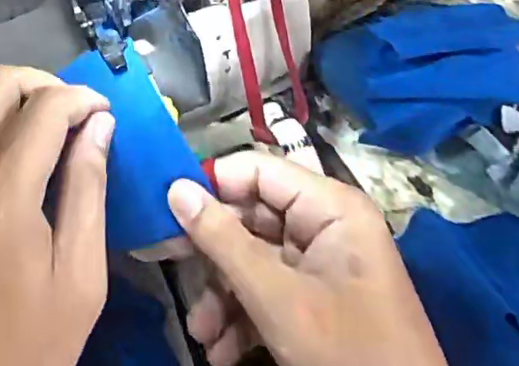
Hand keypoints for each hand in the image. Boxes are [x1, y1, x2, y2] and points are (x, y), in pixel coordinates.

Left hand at [0, 66, 116, 365]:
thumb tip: (99, 124)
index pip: (45, 106)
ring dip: (2, 89)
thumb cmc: (25, 347)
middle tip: (72, 113)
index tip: (104, 112)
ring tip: (34, 118)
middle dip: (42, 82)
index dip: (82, 98)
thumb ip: (88, 190)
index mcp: (2, 190)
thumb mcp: (78, 281)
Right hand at [168, 152, 446, 365]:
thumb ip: (222, 239)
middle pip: (249, 215)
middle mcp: (325, 225)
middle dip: (213, 255)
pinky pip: (267, 289)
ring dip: (222, 294)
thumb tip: (174, 187)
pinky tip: (221, 350)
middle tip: (173, 268)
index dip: (212, 186)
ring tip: (201, 332)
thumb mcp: (278, 299)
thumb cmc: (348, 355)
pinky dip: (241, 315)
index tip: (170, 211)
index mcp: (329, 207)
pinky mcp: (317, 302)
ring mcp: (322, 265)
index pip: (256, 170)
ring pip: (252, 257)